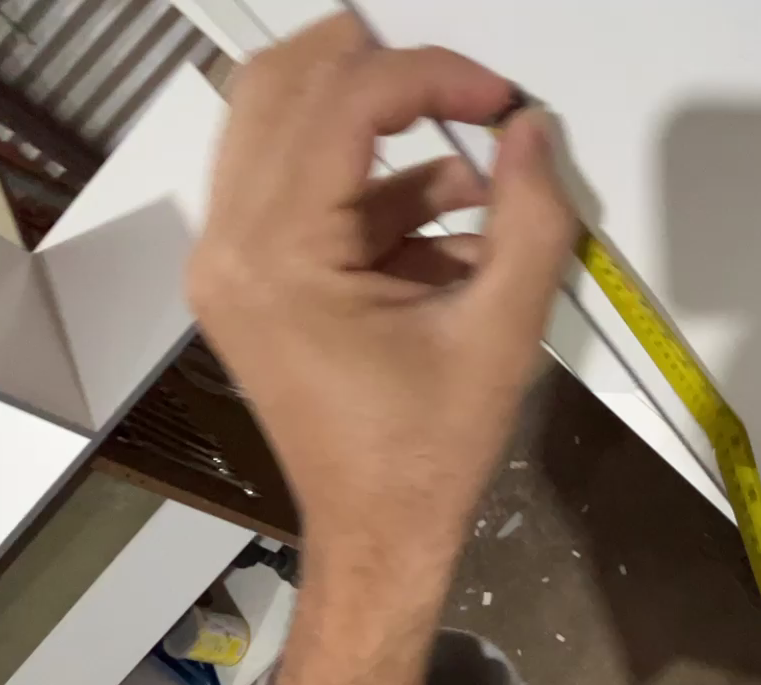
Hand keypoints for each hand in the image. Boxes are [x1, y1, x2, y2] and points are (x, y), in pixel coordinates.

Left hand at [187, 15, 574, 684]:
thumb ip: (532, 220)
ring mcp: (228, 272)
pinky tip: (440, 241)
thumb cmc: (430, 455)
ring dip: (375, 141)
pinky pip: (295, 203)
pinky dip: (365, 200)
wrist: (379, 536)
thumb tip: (531, 132)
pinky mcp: (247, 292)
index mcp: (280, 258)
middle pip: (281, 89)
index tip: (499, 100)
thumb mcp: (501, 336)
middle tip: (458, 91)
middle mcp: (229, 252)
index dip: (431, 76)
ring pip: (279, 137)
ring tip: (469, 190)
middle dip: (379, 73)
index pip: (343, 102)